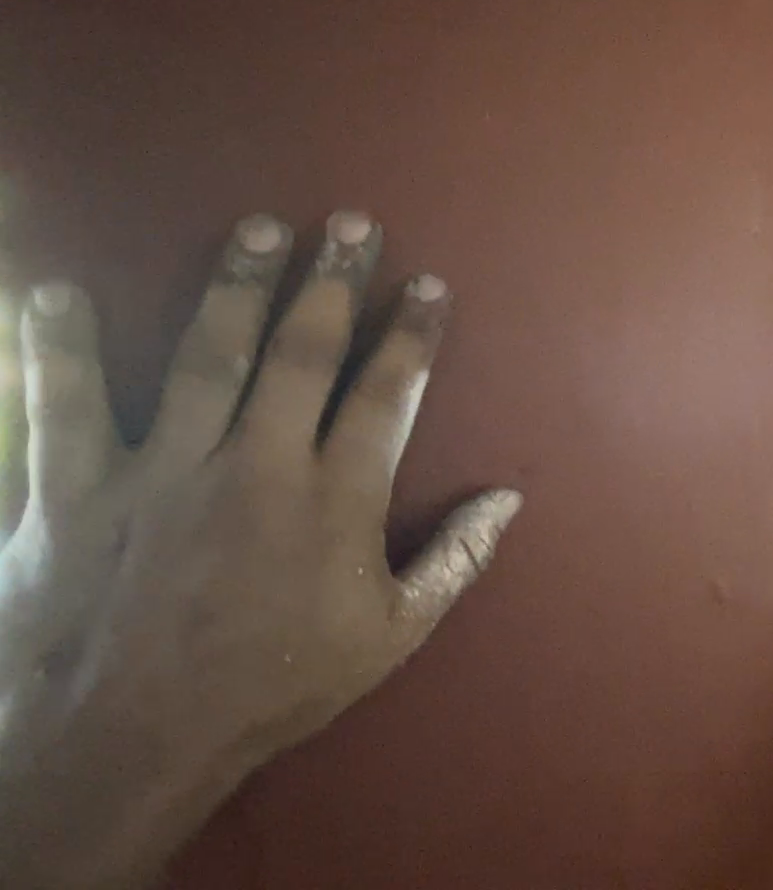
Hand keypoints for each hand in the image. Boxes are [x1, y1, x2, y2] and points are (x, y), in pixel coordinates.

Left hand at [0, 211, 520, 888]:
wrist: (118, 751)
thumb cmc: (279, 683)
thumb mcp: (397, 631)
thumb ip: (458, 557)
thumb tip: (510, 496)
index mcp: (337, 497)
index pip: (387, 391)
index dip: (412, 332)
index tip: (427, 283)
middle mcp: (256, 466)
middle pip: (302, 352)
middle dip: (332, 281)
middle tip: (349, 223)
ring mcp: (159, 474)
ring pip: (202, 357)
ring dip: (233, 285)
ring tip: (257, 228)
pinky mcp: (69, 496)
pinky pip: (60, 408)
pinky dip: (60, 347)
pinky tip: (62, 289)